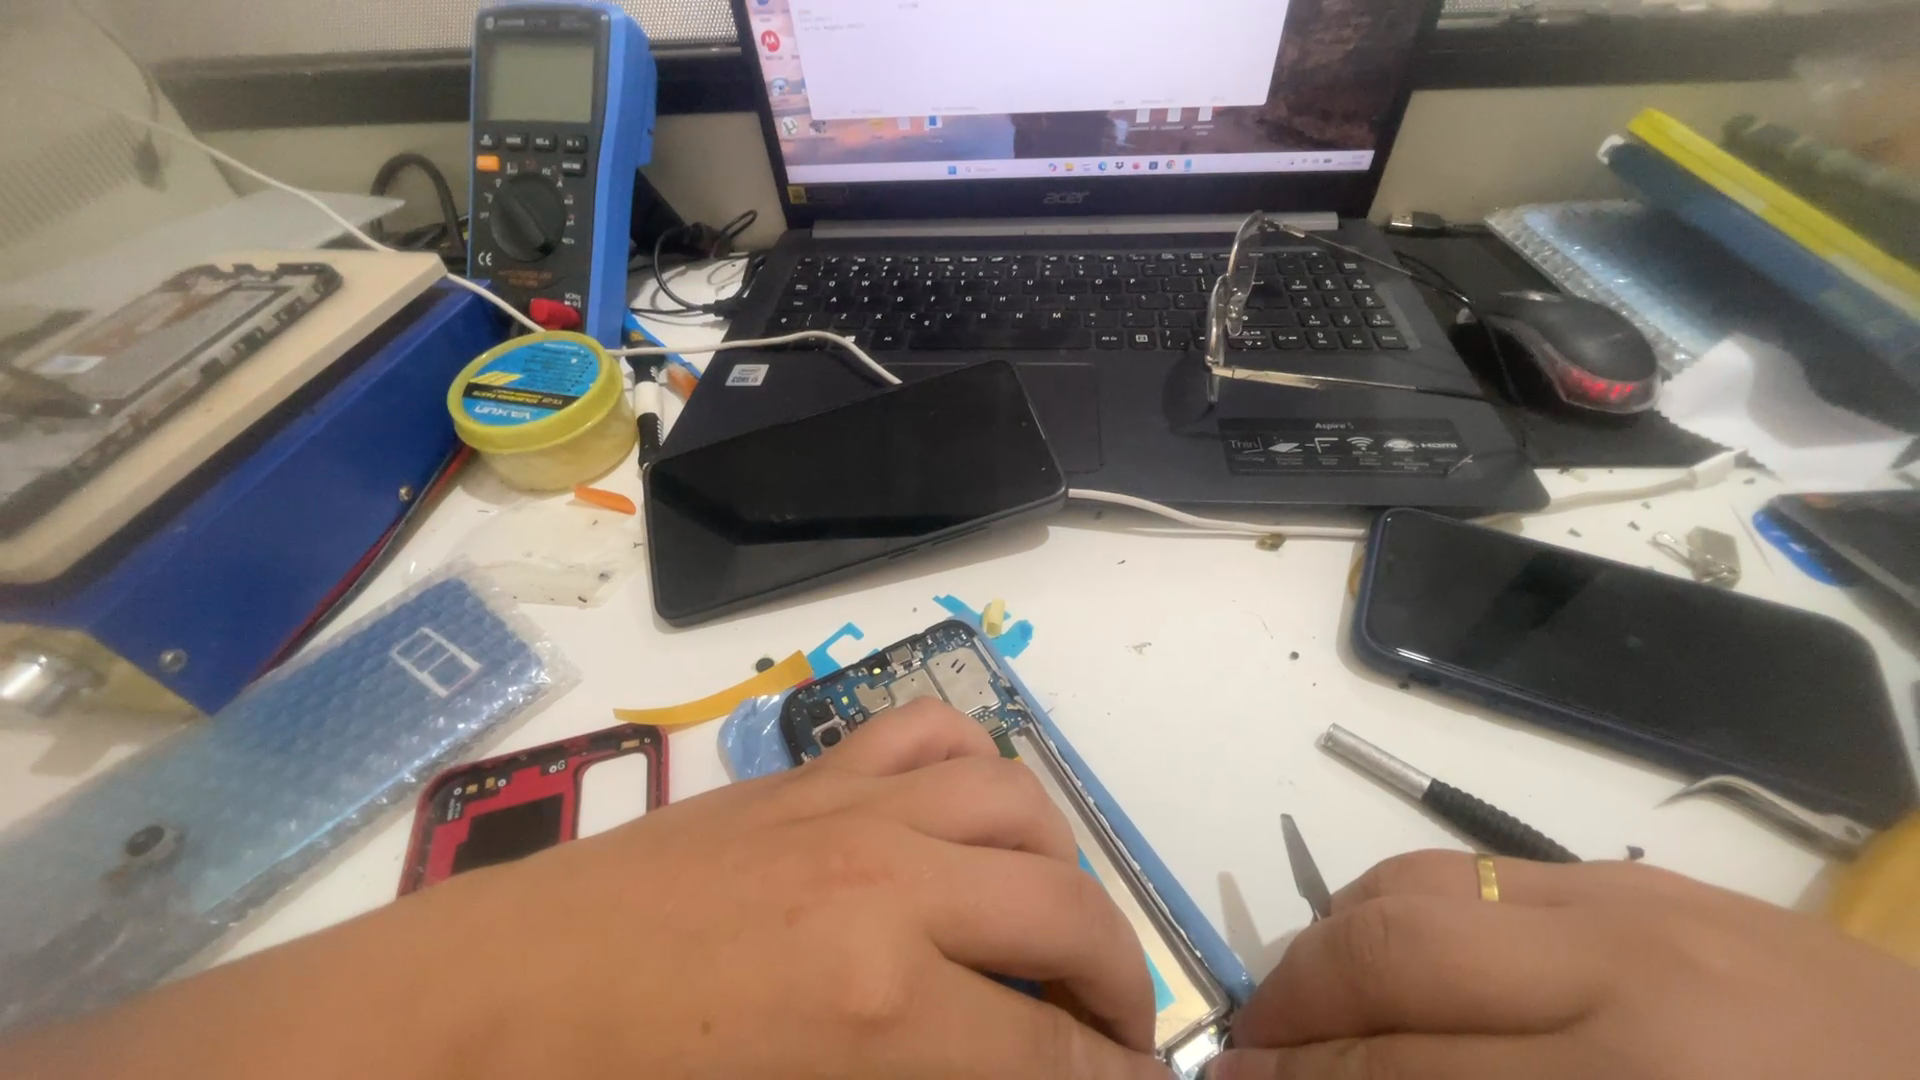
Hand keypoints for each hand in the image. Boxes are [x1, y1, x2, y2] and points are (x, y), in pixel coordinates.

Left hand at [2, 702, 1164, 1079]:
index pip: (1059, 1055)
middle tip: (1109, 1038)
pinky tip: (968, 820)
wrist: (474, 1014)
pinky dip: (977, 773)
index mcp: (882, 1009)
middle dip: (1120, 989)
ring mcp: (852, 806)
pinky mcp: (811, 772)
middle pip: (1072, 914)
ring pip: (1022, 807)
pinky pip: (932, 736)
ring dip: (1060, 873)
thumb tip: (1000, 1069)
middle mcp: (893, 882)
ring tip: (1047, 927)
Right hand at [1213, 851, 1919, 1079]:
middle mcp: (1633, 969)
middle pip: (1390, 950)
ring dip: (1331, 940)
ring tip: (1306, 997)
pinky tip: (1390, 956)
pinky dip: (1396, 907)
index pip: (1406, 1071)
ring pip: (1413, 883)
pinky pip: (1469, 867)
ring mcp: (1637, 901)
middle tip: (1249, 1048)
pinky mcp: (1642, 878)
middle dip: (1294, 1000)